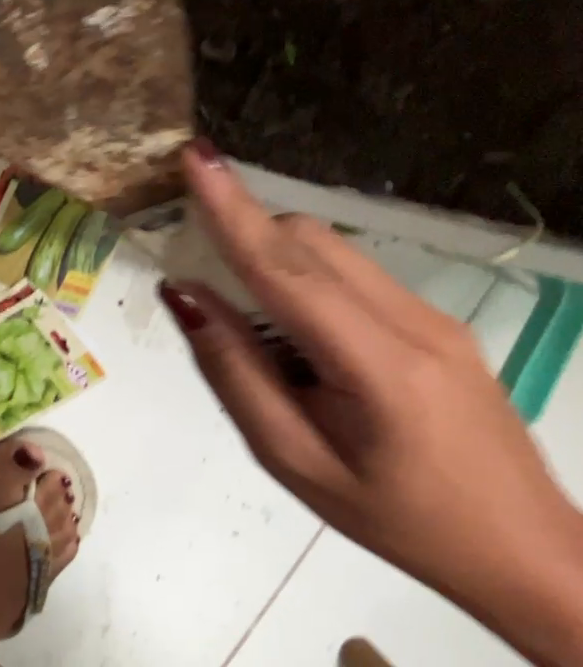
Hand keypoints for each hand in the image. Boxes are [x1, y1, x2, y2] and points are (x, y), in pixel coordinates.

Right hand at [160, 141, 582, 627]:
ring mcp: (433, 320)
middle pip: (309, 240)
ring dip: (272, 257)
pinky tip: (295, 339)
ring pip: (331, 249)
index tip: (195, 156)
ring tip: (249, 324)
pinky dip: (301, 279)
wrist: (528, 557)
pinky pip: (351, 274)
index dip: (231, 209)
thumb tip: (185, 294)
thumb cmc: (396, 517)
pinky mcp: (437, 325)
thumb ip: (233, 369)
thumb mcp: (291, 457)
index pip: (286, 268)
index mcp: (377, 363)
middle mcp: (413, 323)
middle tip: (195, 270)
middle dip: (244, 233)